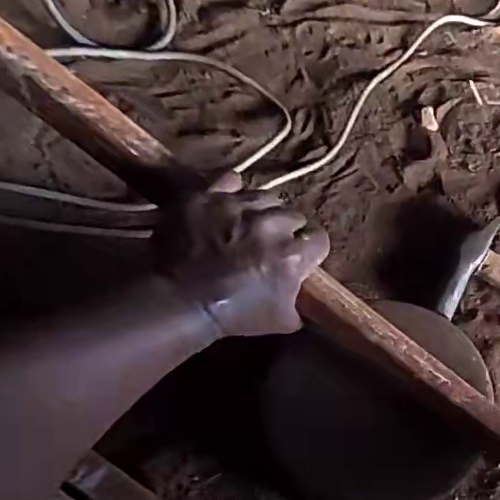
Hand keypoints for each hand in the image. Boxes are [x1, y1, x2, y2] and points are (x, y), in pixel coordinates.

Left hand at [156, 173, 329, 336]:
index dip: (311, 249)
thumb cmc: (235, 315)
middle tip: (271, 242)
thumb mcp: (284, 319)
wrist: (180, 301)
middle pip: (294, 215)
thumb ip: (301, 298)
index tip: (300, 255)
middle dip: (287, 229)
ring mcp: (237, 207)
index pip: (319, 239)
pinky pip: (230, 179)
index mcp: (293, 255)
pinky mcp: (207, 196)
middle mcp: (271, 225)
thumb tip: (303, 288)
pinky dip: (233, 190)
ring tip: (249, 223)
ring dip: (263, 210)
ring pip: (266, 196)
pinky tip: (229, 203)